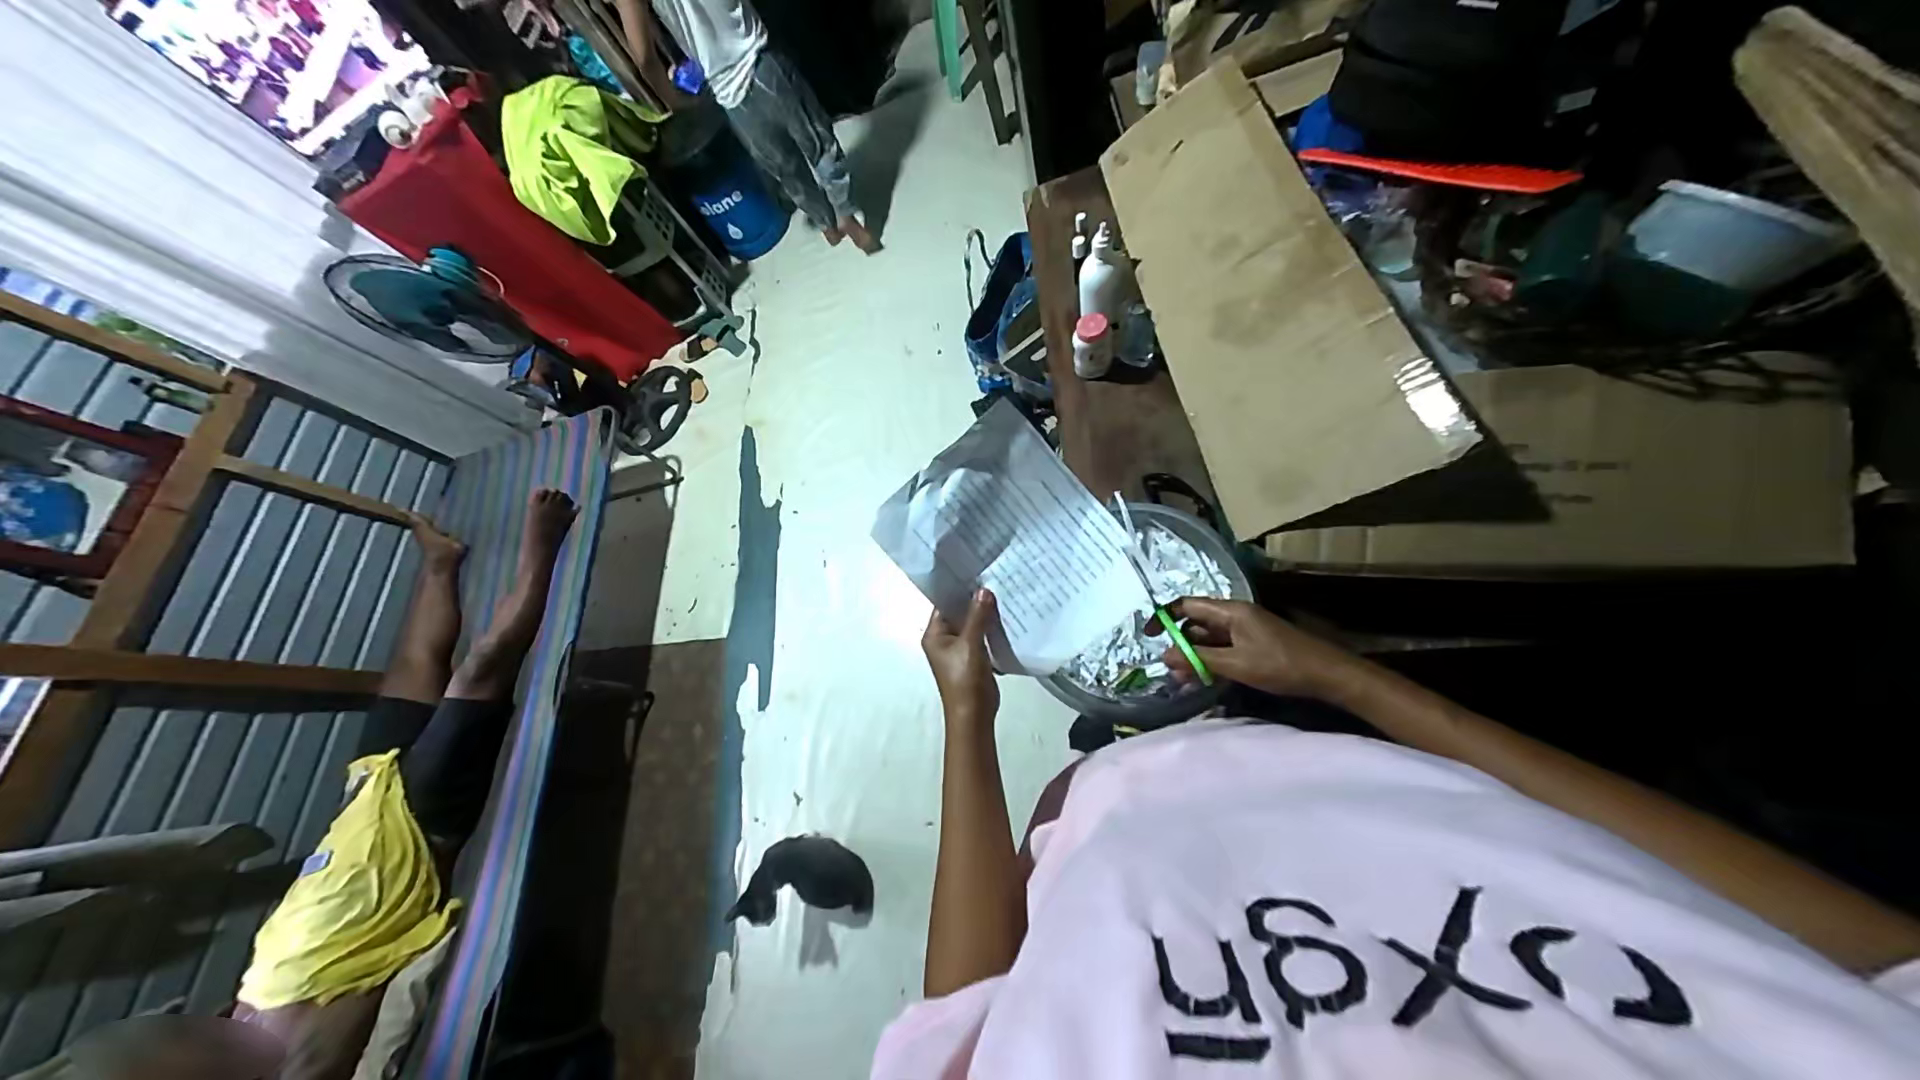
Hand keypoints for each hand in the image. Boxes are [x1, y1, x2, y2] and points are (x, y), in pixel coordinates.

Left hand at [922, 589, 999, 725]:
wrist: (974, 714)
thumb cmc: (964, 679)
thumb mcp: (970, 644)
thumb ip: (977, 616)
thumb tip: (984, 589)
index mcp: (934, 634)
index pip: (944, 604)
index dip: (958, 588)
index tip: (975, 571)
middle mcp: (944, 639)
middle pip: (959, 613)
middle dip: (975, 599)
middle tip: (994, 576)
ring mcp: (960, 648)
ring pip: (973, 624)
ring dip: (985, 613)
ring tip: (1003, 591)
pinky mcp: (974, 657)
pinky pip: (982, 636)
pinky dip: (991, 628)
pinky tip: (1007, 615)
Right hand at [1155, 597, 1361, 699]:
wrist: (1329, 674)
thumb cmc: (1281, 665)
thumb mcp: (1235, 664)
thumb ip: (1198, 659)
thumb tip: (1164, 656)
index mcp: (1230, 611)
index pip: (1186, 606)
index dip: (1163, 618)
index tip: (1148, 636)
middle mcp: (1235, 614)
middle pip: (1196, 623)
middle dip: (1179, 644)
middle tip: (1171, 670)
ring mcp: (1246, 629)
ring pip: (1209, 638)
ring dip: (1195, 655)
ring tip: (1185, 679)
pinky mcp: (1254, 643)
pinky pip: (1224, 647)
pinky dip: (1211, 660)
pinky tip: (1206, 678)